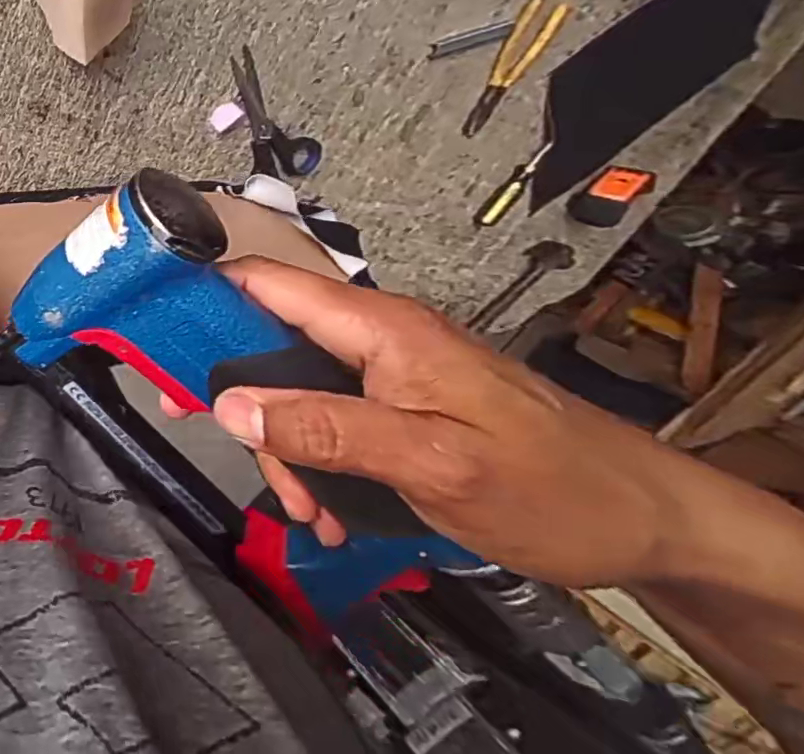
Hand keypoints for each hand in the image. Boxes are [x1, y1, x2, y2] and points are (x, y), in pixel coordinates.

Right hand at [162, 257, 709, 587]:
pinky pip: (323, 416)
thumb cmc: (554, 484)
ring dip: (281, 443)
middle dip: (237, 392)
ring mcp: (379, 369)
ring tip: (307, 503)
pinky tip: (331, 504)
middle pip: (264, 340)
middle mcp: (369, 336)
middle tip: (210, 431)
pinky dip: (312, 457)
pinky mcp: (389, 401)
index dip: (203, 293)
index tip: (156, 328)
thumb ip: (324, 428)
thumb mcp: (429, 461)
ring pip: (289, 389)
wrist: (647, 521)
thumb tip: (231, 407)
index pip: (263, 281)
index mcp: (375, 326)